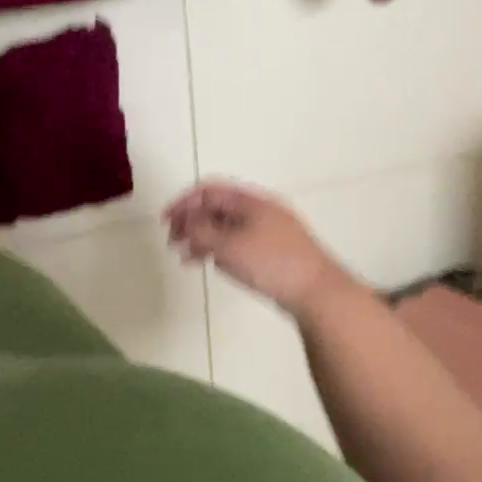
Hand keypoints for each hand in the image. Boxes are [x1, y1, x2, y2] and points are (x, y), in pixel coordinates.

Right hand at [165, 182, 358, 318]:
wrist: (315, 291)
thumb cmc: (271, 263)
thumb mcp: (228, 246)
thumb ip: (201, 231)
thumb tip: (186, 223)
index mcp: (251, 202)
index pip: (209, 191)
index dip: (183, 203)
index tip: (165, 222)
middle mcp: (259, 211)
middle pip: (215, 208)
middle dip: (189, 222)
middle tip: (172, 242)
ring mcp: (266, 231)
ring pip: (224, 227)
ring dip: (200, 238)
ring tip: (186, 259)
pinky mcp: (269, 251)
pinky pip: (235, 242)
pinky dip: (216, 250)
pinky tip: (210, 265)